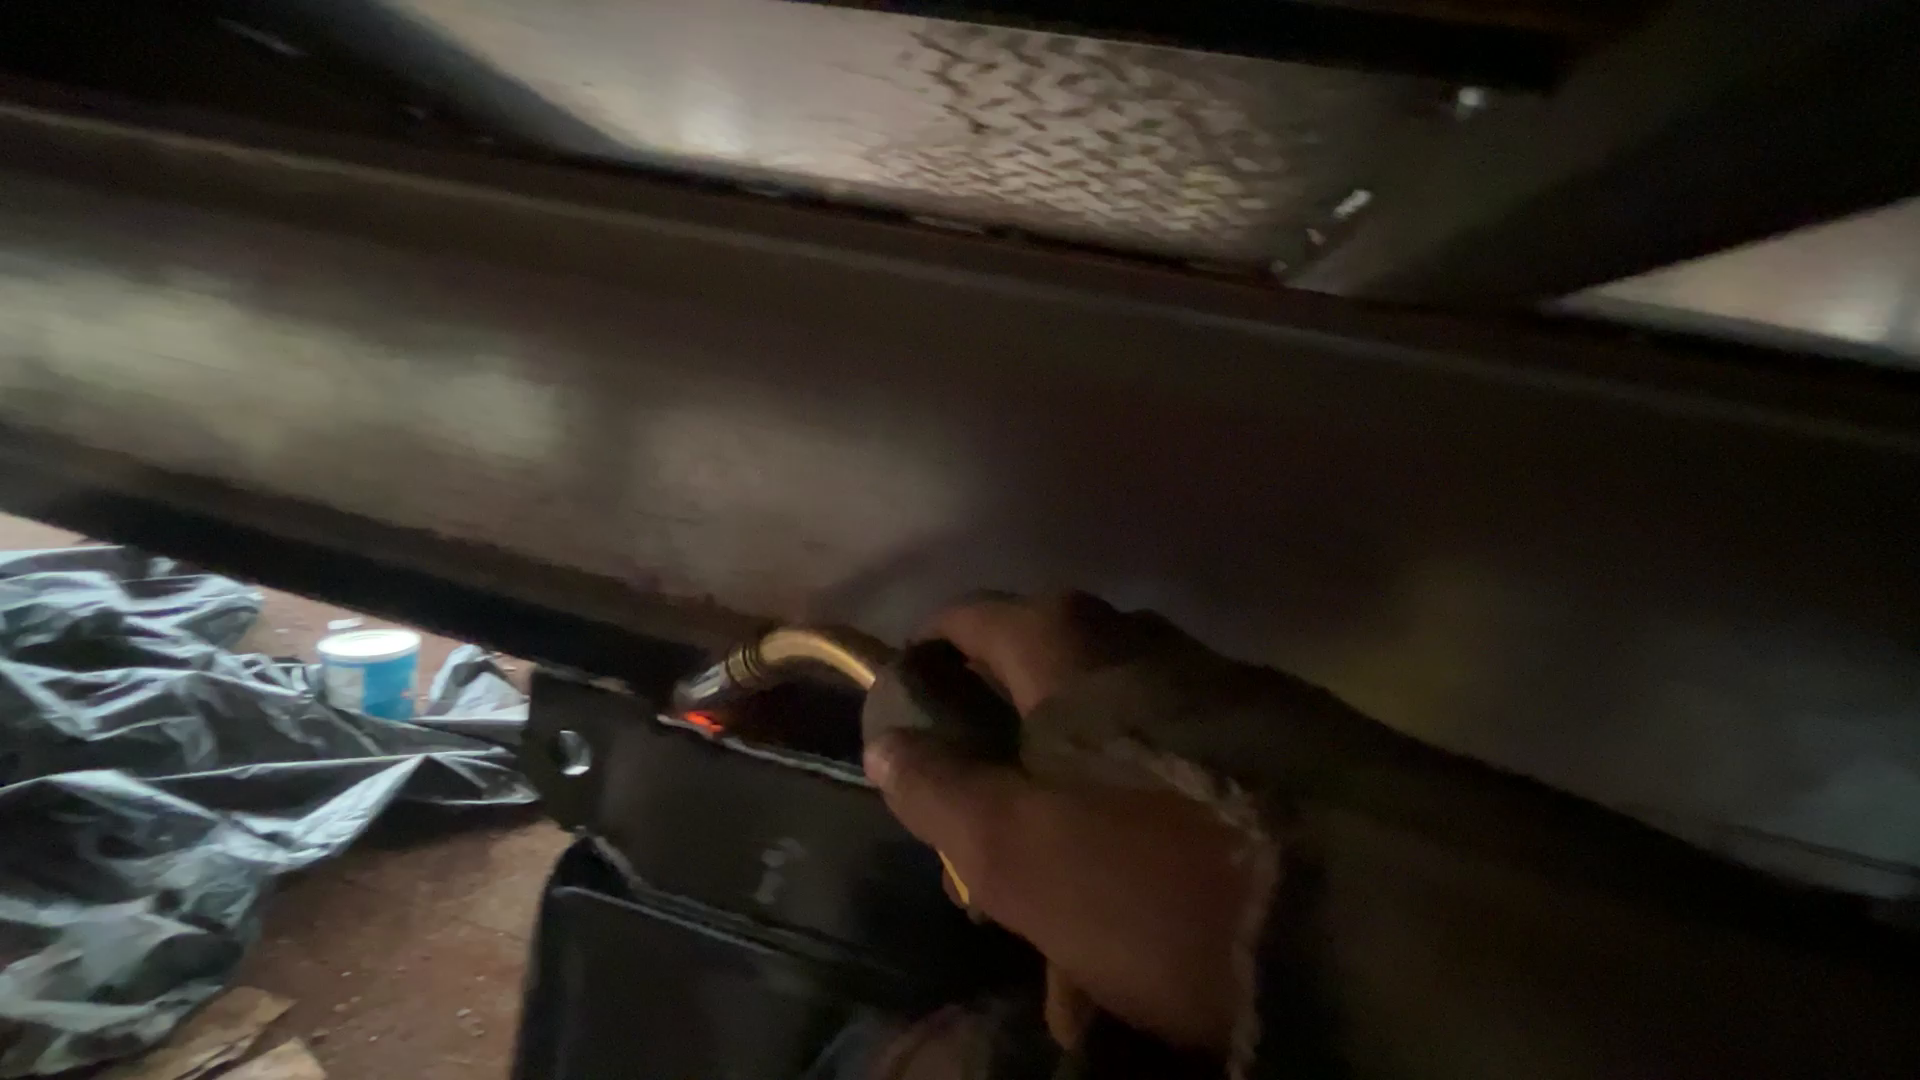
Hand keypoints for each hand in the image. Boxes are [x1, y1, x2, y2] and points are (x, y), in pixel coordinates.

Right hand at [863, 595, 1256, 1054]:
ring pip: (1103, 732)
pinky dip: (1139, 812)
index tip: (910, 726)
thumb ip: (936, 786)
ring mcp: (1207, 677)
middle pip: (1034, 681)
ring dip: (1072, 803)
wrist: (1375, 911)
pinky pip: (1169, 757)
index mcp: (1064, 644)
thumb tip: (888, 739)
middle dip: (1002, 758)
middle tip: (987, 835)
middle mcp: (1134, 637)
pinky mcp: (1266, 725)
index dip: (925, 667)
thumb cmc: (1151, 867)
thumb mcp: (1012, 848)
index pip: (964, 621)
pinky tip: (1146, 888)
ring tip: (1069, 890)